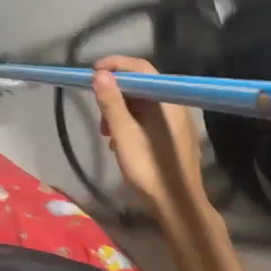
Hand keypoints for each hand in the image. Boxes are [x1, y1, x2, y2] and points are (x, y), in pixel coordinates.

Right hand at [91, 56, 210, 222]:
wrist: (177, 205)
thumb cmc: (150, 168)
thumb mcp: (124, 134)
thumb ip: (112, 102)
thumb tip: (100, 74)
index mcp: (167, 100)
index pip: (141, 67)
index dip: (116, 65)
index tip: (92, 73)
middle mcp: (175, 105)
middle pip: (141, 85)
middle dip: (115, 93)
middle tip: (97, 111)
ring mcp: (176, 121)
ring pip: (142, 103)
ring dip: (120, 111)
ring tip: (106, 133)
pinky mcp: (174, 135)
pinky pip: (148, 118)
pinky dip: (130, 123)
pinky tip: (119, 142)